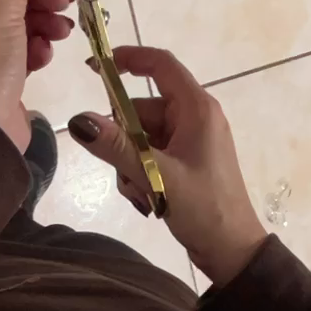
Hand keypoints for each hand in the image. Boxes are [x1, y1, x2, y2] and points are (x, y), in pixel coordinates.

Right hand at [67, 47, 267, 283]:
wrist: (232, 251)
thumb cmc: (205, 209)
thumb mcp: (157, 176)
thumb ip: (117, 147)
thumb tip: (78, 120)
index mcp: (197, 109)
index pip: (160, 65)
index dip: (128, 59)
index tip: (93, 67)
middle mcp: (194, 118)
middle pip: (142, 110)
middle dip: (123, 139)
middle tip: (123, 170)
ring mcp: (190, 142)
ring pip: (141, 137)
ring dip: (130, 164)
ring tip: (141, 193)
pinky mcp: (185, 163)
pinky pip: (150, 156)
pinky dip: (140, 174)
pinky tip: (146, 198)